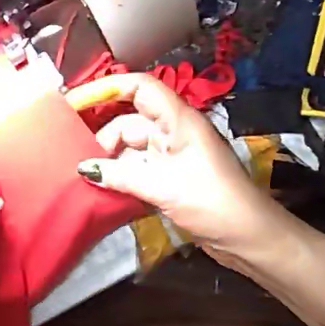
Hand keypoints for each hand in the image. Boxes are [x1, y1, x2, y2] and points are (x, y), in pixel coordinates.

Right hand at [66, 73, 283, 268]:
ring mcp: (173, 155)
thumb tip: (83, 169)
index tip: (75, 103)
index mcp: (179, 121)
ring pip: (131, 148)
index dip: (106, 89)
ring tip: (89, 182)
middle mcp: (174, 132)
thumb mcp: (163, 186)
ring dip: (111, 163)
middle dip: (103, 139)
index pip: (139, 88)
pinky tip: (105, 192)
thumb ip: (120, 175)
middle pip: (129, 121)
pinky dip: (121, 177)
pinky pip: (138, 168)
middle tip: (79, 164)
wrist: (250, 237)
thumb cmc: (213, 202)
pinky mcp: (172, 177)